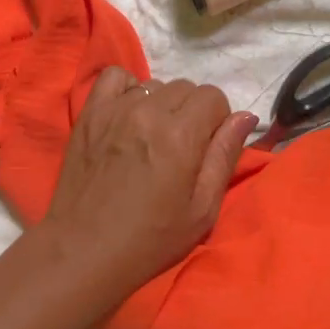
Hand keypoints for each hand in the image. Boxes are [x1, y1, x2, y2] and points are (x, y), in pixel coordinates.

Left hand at [43, 66, 257, 296]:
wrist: (84, 251)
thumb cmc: (150, 239)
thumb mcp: (202, 211)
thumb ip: (224, 157)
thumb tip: (245, 116)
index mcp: (181, 135)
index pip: (213, 96)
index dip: (216, 120)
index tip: (205, 147)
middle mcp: (149, 111)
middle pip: (185, 87)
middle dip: (191, 112)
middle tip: (179, 147)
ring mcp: (116, 108)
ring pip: (154, 83)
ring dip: (161, 104)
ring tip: (150, 137)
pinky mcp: (90, 112)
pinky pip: (115, 77)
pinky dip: (127, 89)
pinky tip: (128, 114)